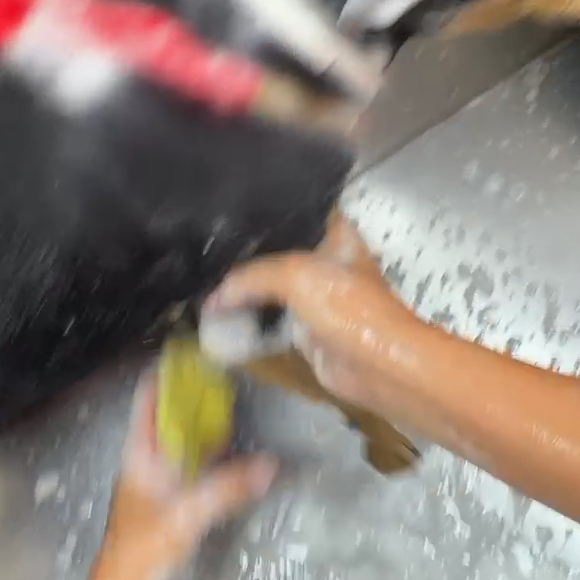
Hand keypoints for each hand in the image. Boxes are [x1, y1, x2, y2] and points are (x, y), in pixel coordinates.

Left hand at [97, 370, 276, 579]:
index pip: (146, 403)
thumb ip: (229, 487)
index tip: (187, 356)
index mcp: (138, 455)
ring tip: (225, 406)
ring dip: (195, 426)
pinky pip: (184, 468)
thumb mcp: (189, 515)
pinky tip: (223, 453)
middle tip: (218, 378)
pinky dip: (202, 455)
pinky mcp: (164, 505)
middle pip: (163, 420)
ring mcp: (152, 484)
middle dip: (187, 399)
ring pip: (174, 444)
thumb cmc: (144, 549)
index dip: (163, 377)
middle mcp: (143, 464)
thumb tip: (270, 464)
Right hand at [204, 215, 431, 416]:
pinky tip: (217, 315)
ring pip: (269, 289)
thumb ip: (251, 278)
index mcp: (336, 236)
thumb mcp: (295, 275)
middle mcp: (325, 262)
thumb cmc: (347, 306)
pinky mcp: (304, 330)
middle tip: (207, 252)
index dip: (264, 215)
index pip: (295, 215)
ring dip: (243, 292)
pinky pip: (268, 320)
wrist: (374, 364)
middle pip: (276, 253)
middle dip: (245, 256)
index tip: (227, 216)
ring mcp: (314, 298)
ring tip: (205, 283)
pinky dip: (246, 320)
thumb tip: (213, 298)